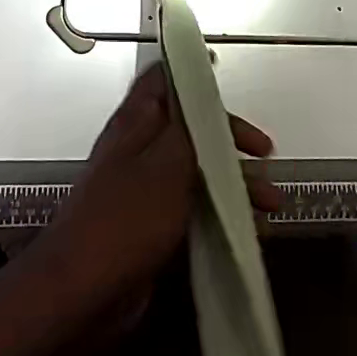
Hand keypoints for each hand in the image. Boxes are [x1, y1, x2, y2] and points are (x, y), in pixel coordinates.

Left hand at [26, 63, 277, 317]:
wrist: (85, 287)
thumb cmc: (128, 217)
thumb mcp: (168, 162)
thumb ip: (188, 125)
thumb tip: (196, 83)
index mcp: (135, 122)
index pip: (161, 79)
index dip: (188, 69)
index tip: (220, 68)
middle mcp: (138, 148)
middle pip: (188, 126)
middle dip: (228, 136)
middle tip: (264, 151)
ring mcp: (143, 187)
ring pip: (195, 170)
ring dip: (233, 180)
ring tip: (271, 203)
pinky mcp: (150, 224)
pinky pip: (191, 207)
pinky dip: (220, 211)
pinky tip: (250, 230)